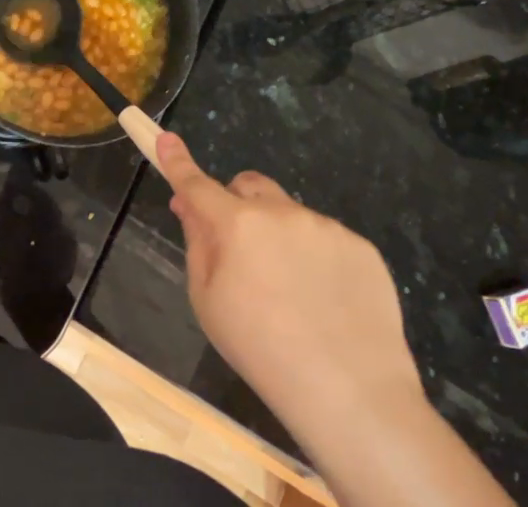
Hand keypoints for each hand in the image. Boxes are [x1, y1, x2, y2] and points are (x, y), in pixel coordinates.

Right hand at [154, 133, 424, 442]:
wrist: (350, 390)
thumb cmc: (260, 349)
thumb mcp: (207, 301)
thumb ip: (199, 245)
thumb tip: (191, 208)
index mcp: (237, 225)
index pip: (197, 184)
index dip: (177, 161)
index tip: (165, 137)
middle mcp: (282, 213)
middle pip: (250, 187)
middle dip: (237, 204)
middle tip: (238, 247)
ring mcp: (327, 228)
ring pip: (290, 215)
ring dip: (279, 235)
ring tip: (291, 293)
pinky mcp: (363, 248)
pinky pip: (328, 240)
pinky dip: (317, 258)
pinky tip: (324, 301)